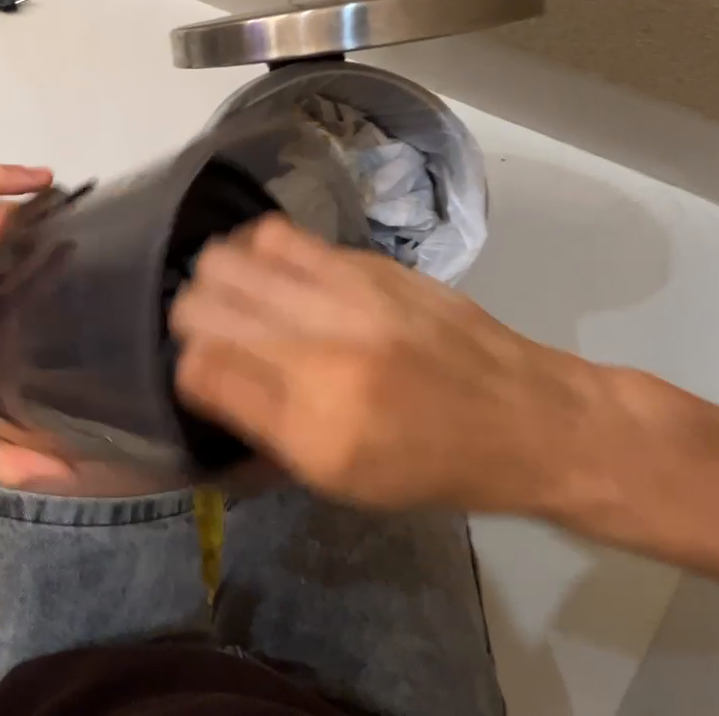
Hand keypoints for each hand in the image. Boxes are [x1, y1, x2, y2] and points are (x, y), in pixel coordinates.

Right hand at [169, 216, 608, 514]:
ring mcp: (344, 295)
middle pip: (201, 305)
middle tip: (211, 335)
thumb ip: (258, 428)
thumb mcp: (338, 480)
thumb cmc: (429, 465)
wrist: (532, 419)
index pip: (199, 368)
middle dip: (188, 320)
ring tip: (233, 297)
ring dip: (216, 280)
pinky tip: (267, 272)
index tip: (199, 374)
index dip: (186, 369)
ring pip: (228, 260)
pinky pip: (276, 236)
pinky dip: (254, 253)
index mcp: (315, 422)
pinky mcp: (365, 262)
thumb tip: (198, 376)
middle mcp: (322, 350)